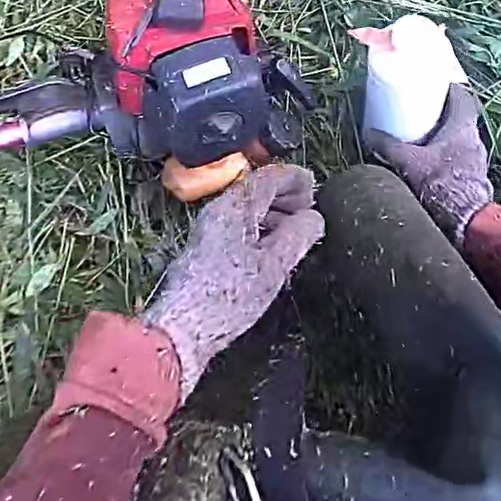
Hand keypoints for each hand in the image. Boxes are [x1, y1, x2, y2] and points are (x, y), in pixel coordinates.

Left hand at [144, 164, 324, 396]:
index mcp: (234, 207)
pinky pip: (238, 223)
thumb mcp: (274, 265)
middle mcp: (218, 210)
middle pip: (255, 189)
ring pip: (246, 206)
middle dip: (285, 194)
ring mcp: (210, 227)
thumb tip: (314, 217)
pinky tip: (272, 245)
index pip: (267, 178)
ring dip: (273, 211)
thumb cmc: (229, 295)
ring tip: (296, 228)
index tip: (314, 186)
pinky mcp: (207, 245)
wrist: (186, 322)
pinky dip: (260, 225)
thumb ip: (297, 236)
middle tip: (309, 209)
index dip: (294, 179)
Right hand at [362, 84, 492, 243]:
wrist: (464, 220)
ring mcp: (476, 159)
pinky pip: (459, 154)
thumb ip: (386, 145)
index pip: (464, 99)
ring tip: (421, 132)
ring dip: (443, 133)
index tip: (436, 83)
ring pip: (460, 137)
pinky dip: (445, 151)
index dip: (451, 89)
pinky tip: (428, 157)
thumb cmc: (438, 182)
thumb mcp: (406, 160)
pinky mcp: (472, 175)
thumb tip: (368, 134)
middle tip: (421, 107)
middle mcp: (474, 140)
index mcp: (462, 129)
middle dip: (442, 111)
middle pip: (461, 117)